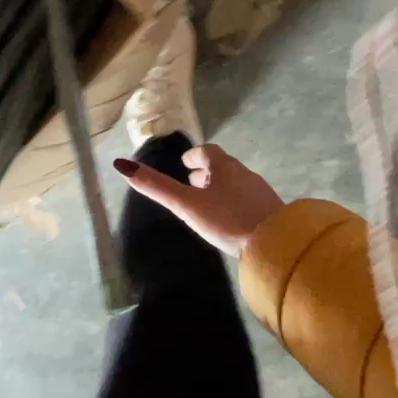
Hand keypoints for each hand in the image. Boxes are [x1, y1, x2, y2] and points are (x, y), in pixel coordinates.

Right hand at [115, 143, 283, 257]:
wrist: (276, 245)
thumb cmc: (227, 219)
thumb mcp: (187, 205)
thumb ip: (157, 187)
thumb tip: (121, 165)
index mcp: (223, 166)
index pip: (207, 152)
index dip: (194, 156)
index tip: (185, 164)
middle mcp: (243, 173)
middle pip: (222, 166)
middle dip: (207, 172)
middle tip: (194, 182)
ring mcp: (260, 192)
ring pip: (237, 182)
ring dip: (222, 187)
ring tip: (210, 202)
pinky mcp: (272, 211)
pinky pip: (250, 199)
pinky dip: (236, 202)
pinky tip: (233, 220)